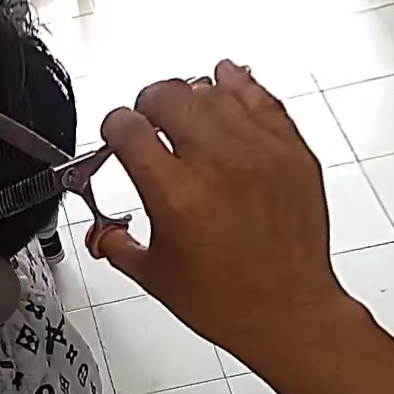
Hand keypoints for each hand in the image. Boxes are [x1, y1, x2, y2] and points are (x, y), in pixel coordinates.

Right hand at [88, 61, 360, 364]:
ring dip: (190, 95)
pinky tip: (229, 80)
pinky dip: (239, 85)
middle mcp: (217, 163)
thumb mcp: (157, 278)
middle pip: (168, 94)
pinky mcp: (290, 152)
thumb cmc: (230, 303)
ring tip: (185, 111)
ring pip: (213, 89)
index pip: (128, 128)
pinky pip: (261, 97)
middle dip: (147, 104)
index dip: (113, 127)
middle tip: (147, 120)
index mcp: (175, 194)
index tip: (116, 134)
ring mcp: (258, 153)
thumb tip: (103, 234)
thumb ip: (119, 246)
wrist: (289, 313)